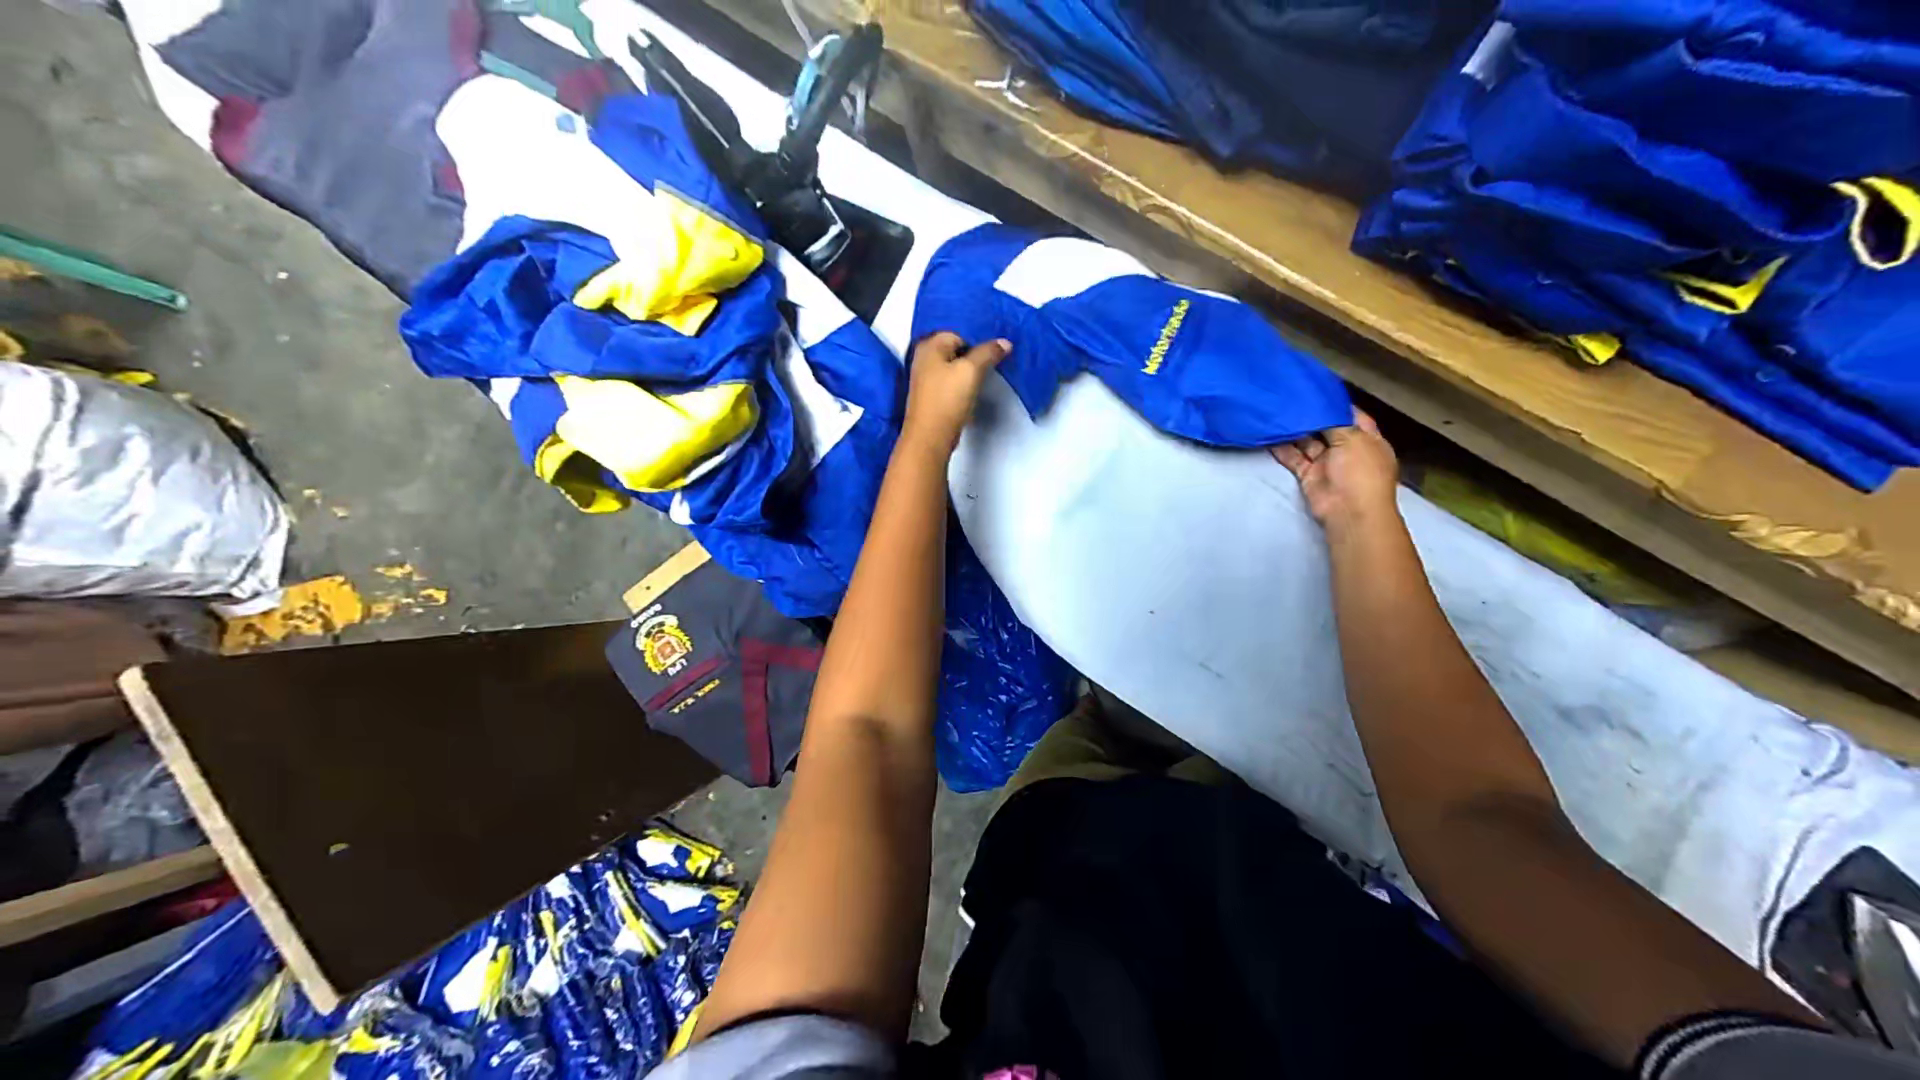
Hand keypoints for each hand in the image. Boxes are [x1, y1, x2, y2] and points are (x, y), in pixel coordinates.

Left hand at [902, 332, 1009, 452]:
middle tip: (994, 360)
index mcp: (930, 345)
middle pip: (956, 348)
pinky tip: (973, 390)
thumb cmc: (948, 399)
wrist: (931, 436)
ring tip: (986, 374)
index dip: (978, 340)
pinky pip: (951, 381)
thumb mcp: (972, 370)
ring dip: (970, 370)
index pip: (959, 332)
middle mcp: (924, 357)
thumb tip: (1005, 342)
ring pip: (954, 365)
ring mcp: (926, 377)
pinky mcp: (932, 395)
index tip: (995, 351)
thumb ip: (989, 352)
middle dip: (975, 353)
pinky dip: (962, 383)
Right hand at [1270, 409, 1399, 533]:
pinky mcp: (1310, 475)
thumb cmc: (1360, 471)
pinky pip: (1295, 458)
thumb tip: (1319, 408)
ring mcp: (1328, 463)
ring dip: (1295, 431)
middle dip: (1312, 416)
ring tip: (1277, 412)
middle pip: (1327, 428)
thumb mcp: (1353, 439)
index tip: (1316, 389)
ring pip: (1309, 443)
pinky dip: (1283, 449)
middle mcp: (1348, 449)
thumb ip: (1334, 422)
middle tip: (1290, 398)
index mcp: (1368, 439)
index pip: (1351, 416)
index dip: (1336, 403)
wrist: (1348, 510)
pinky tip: (1270, 435)